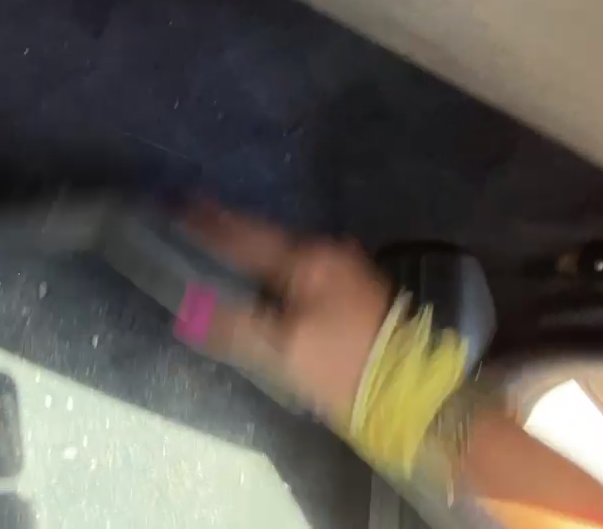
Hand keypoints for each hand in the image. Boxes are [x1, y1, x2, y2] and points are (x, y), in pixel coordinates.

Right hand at [180, 207, 394, 423]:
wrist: (420, 398)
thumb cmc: (346, 365)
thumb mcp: (283, 349)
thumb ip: (232, 325)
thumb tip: (186, 313)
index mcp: (306, 260)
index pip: (245, 235)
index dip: (210, 222)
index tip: (182, 204)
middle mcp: (327, 254)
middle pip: (266, 240)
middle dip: (232, 233)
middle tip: (197, 221)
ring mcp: (346, 271)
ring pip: (285, 256)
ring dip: (254, 253)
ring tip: (223, 247)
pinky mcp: (355, 293)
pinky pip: (301, 271)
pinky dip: (275, 271)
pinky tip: (264, 279)